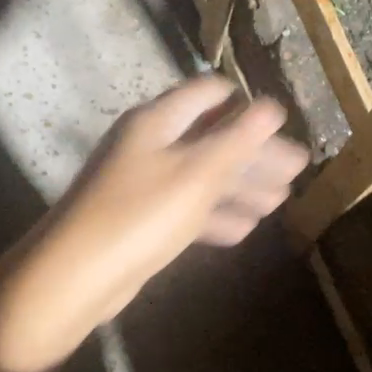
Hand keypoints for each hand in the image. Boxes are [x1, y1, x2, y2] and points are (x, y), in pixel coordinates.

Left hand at [0, 76, 309, 371]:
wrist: (74, 277)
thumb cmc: (140, 215)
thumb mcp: (196, 174)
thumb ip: (237, 140)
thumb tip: (272, 108)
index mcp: (158, 120)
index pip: (210, 94)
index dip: (247, 106)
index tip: (282, 126)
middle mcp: (149, 144)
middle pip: (211, 137)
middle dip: (254, 154)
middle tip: (296, 170)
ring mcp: (143, 183)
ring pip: (201, 176)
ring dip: (241, 186)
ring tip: (280, 202)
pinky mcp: (141, 220)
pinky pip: (186, 208)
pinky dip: (215, 215)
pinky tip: (244, 230)